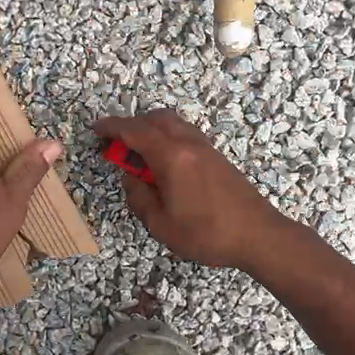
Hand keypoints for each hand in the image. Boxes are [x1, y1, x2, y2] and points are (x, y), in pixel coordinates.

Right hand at [94, 110, 294, 270]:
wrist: (259, 236)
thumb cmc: (206, 234)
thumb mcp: (160, 224)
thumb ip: (138, 197)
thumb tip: (131, 178)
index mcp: (171, 157)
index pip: (134, 131)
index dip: (111, 127)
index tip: (95, 129)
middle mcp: (188, 143)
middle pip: (155, 118)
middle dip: (131, 125)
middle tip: (116, 145)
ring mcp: (206, 148)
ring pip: (173, 123)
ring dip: (152, 129)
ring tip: (139, 155)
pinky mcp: (217, 157)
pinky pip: (185, 134)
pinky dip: (168, 137)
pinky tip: (164, 163)